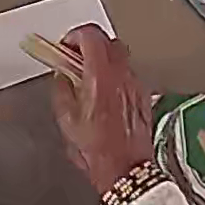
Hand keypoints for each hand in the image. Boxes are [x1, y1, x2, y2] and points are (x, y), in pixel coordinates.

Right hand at [49, 25, 153, 192]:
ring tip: (88, 73)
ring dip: (103, 57)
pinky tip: (104, 89)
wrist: (125, 169)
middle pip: (107, 40)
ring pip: (120, 55)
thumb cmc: (98, 150)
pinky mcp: (143, 94)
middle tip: (75, 56)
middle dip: (89, 43)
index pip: (91, 36)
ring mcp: (135, 84)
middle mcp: (122, 75)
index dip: (75, 35)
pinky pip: (128, 72)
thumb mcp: (66, 119)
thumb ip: (61, 90)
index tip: (65, 46)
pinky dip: (115, 72)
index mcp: (101, 76)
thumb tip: (61, 77)